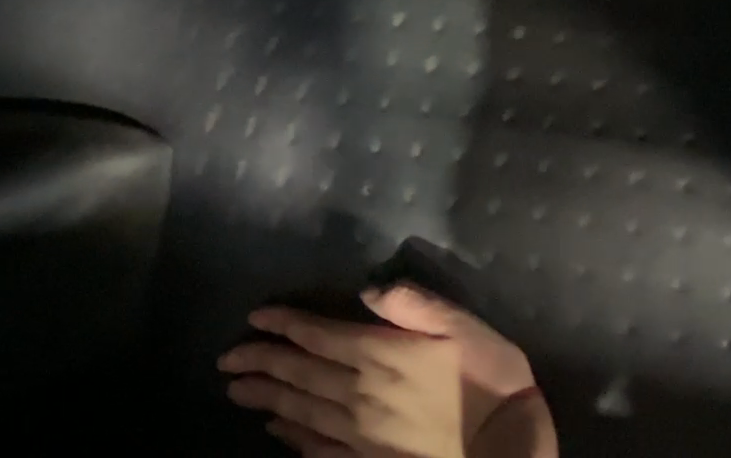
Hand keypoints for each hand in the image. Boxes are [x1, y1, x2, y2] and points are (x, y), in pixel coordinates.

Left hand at [220, 283, 553, 457]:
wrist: (504, 448)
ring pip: (300, 412)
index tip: (255, 316)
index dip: (285, 324)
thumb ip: (413, 303)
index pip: (319, 334)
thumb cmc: (486, 375)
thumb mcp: (461, 323)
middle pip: (300, 374)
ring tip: (236, 389)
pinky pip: (318, 451)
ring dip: (266, 398)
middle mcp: (359, 393)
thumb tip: (368, 288)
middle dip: (261, 361)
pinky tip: (277, 432)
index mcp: (379, 354)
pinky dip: (292, 439)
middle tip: (227, 357)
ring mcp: (359, 435)